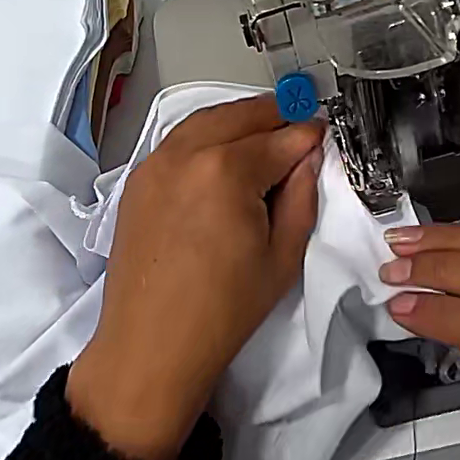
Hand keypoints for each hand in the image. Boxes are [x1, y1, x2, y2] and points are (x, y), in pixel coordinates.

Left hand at [68, 96, 323, 459]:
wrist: (152, 346)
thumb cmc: (223, 310)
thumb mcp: (282, 256)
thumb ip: (301, 195)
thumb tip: (307, 157)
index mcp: (226, 172)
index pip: (280, 137)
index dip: (308, 133)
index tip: (323, 133)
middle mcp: (186, 155)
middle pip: (241, 114)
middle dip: (275, 113)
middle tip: (299, 121)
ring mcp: (155, 165)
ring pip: (206, 119)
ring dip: (240, 117)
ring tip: (266, 129)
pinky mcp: (137, 181)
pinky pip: (178, 140)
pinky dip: (208, 133)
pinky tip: (224, 151)